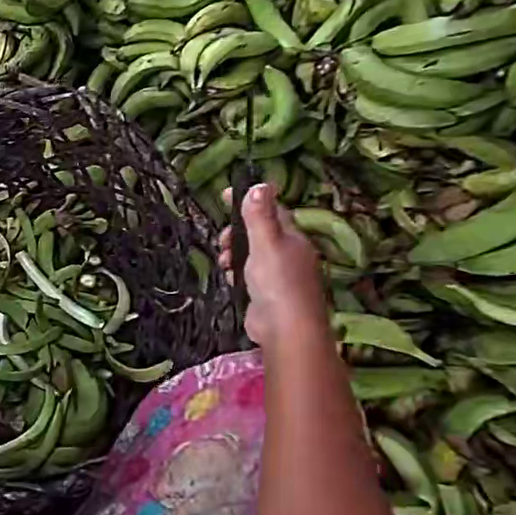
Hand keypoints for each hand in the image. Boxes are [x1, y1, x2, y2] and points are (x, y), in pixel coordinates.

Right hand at [219, 183, 331, 351]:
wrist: (286, 329)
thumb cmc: (277, 282)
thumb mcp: (266, 243)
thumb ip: (260, 216)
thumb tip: (259, 185)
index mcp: (293, 237)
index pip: (272, 209)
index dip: (250, 200)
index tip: (225, 194)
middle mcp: (290, 254)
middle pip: (259, 233)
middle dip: (236, 233)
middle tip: (222, 241)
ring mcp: (280, 275)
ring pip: (251, 254)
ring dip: (233, 254)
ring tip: (224, 263)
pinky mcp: (269, 294)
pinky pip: (249, 275)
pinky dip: (237, 274)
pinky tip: (230, 281)